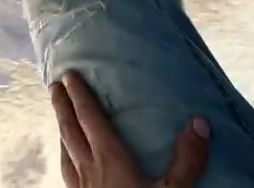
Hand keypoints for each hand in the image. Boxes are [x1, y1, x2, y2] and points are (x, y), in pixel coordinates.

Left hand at [50, 71, 210, 187]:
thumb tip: (199, 123)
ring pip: (66, 154)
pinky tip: (70, 166)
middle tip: (54, 86)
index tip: (69, 75)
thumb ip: (186, 160)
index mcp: (110, 159)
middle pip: (71, 132)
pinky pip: (69, 177)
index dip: (80, 96)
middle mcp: (90, 172)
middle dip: (63, 107)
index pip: (90, 119)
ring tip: (59, 119)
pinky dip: (67, 161)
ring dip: (62, 132)